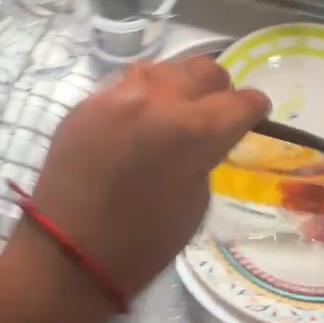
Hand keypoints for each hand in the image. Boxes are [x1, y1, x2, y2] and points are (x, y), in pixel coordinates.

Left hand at [25, 56, 268, 298]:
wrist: (69, 252)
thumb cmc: (143, 242)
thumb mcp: (196, 200)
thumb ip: (205, 154)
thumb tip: (204, 136)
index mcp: (195, 131)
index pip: (241, 101)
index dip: (253, 110)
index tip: (252, 117)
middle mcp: (158, 100)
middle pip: (204, 70)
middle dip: (217, 91)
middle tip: (213, 113)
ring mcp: (116, 96)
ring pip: (161, 70)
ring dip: (175, 88)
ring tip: (170, 115)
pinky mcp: (86, 103)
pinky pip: (123, 85)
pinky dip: (138, 99)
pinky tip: (134, 124)